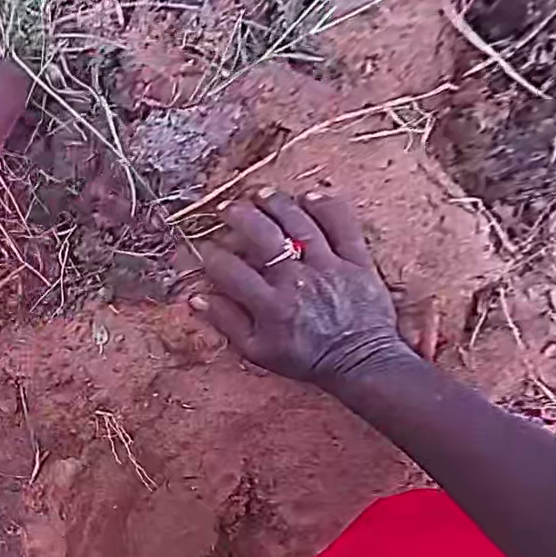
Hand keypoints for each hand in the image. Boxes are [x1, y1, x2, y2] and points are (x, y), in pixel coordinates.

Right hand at [190, 189, 411, 387]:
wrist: (360, 363)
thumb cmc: (305, 358)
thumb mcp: (255, 351)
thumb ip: (226, 322)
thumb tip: (196, 298)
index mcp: (269, 305)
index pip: (230, 270)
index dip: (210, 256)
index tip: (202, 250)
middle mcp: (296, 281)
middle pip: (263, 236)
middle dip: (240, 217)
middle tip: (226, 208)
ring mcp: (329, 268)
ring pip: (299, 224)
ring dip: (276, 204)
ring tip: (259, 193)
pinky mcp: (357, 262)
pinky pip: (343, 226)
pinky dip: (327, 207)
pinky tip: (310, 196)